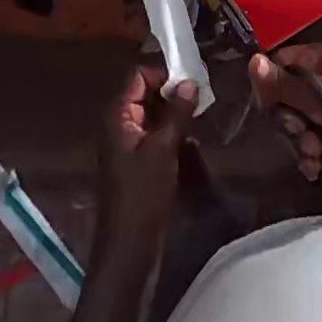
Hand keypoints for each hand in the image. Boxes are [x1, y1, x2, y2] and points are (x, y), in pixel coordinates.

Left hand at [99, 65, 198, 242]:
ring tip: (202, 114)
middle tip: (204, 96)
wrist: (130, 247)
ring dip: (175, 114)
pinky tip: (193, 140)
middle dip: (173, 93)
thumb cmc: (142, 195)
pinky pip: (156, 136)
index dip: (163, 74)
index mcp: (117, 116)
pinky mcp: (139, 162)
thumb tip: (190, 81)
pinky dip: (173, 134)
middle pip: (145, 94)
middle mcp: (120, 124)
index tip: (193, 79)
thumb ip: (176, 113)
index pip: (138, 77)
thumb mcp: (163, 150)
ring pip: (153, 116)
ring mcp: (129, 144)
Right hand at [249, 42, 321, 184]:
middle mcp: (316, 79)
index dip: (270, 84)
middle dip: (288, 120)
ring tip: (315, 151)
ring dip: (299, 141)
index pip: (277, 64)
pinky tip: (317, 164)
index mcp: (318, 59)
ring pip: (290, 122)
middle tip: (300, 129)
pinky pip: (302, 141)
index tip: (271, 102)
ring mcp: (321, 107)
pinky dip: (308, 155)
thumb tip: (252, 62)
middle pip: (281, 97)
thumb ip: (284, 83)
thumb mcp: (320, 96)